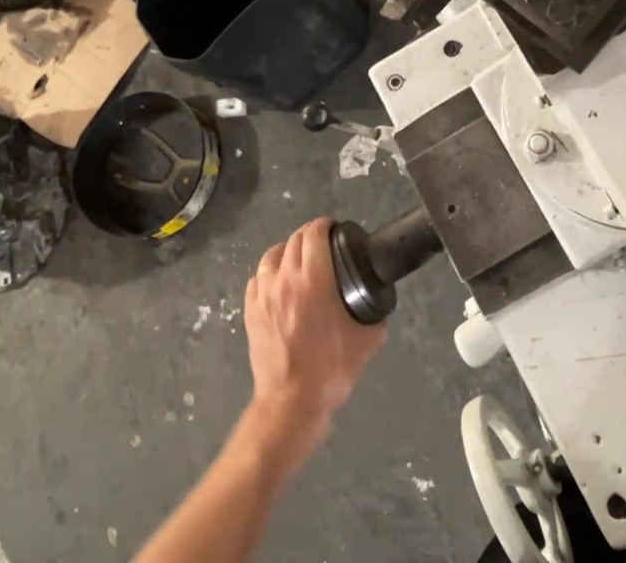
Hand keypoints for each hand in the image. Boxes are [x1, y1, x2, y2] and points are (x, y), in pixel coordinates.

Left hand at [244, 218, 387, 445]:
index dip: (325, 225)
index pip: (314, 234)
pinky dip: (269, 274)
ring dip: (287, 251)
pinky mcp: (250, 311)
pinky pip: (257, 279)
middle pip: (294, 240)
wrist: (292, 400)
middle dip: (310, 236)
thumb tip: (376, 303)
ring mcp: (263, 295)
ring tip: (299, 261)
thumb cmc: (331, 368)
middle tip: (324, 245)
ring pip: (272, 256)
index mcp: (314, 279)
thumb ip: (375, 314)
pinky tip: (279, 285)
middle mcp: (285, 279)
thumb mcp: (369, 339)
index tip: (335, 229)